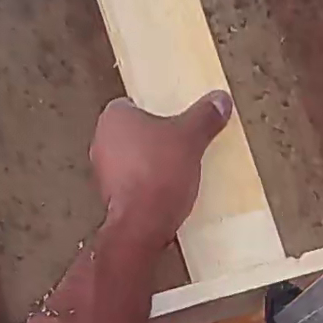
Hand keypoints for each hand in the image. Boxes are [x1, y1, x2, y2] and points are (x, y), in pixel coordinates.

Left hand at [89, 92, 233, 251]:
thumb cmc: (161, 172)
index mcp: (114, 116)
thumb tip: (221, 98)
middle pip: (135, 135)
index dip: (159, 115)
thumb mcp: (191, 138)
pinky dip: (147, 190)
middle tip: (183, 151)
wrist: (144, 223)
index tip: (179, 128)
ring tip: (179, 177)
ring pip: (133, 162)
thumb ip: (205, 117)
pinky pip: (133, 187)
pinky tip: (167, 197)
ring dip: (152, 168)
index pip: (136, 106)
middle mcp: (100, 140)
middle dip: (156, 142)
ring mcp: (102, 172)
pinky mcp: (110, 199)